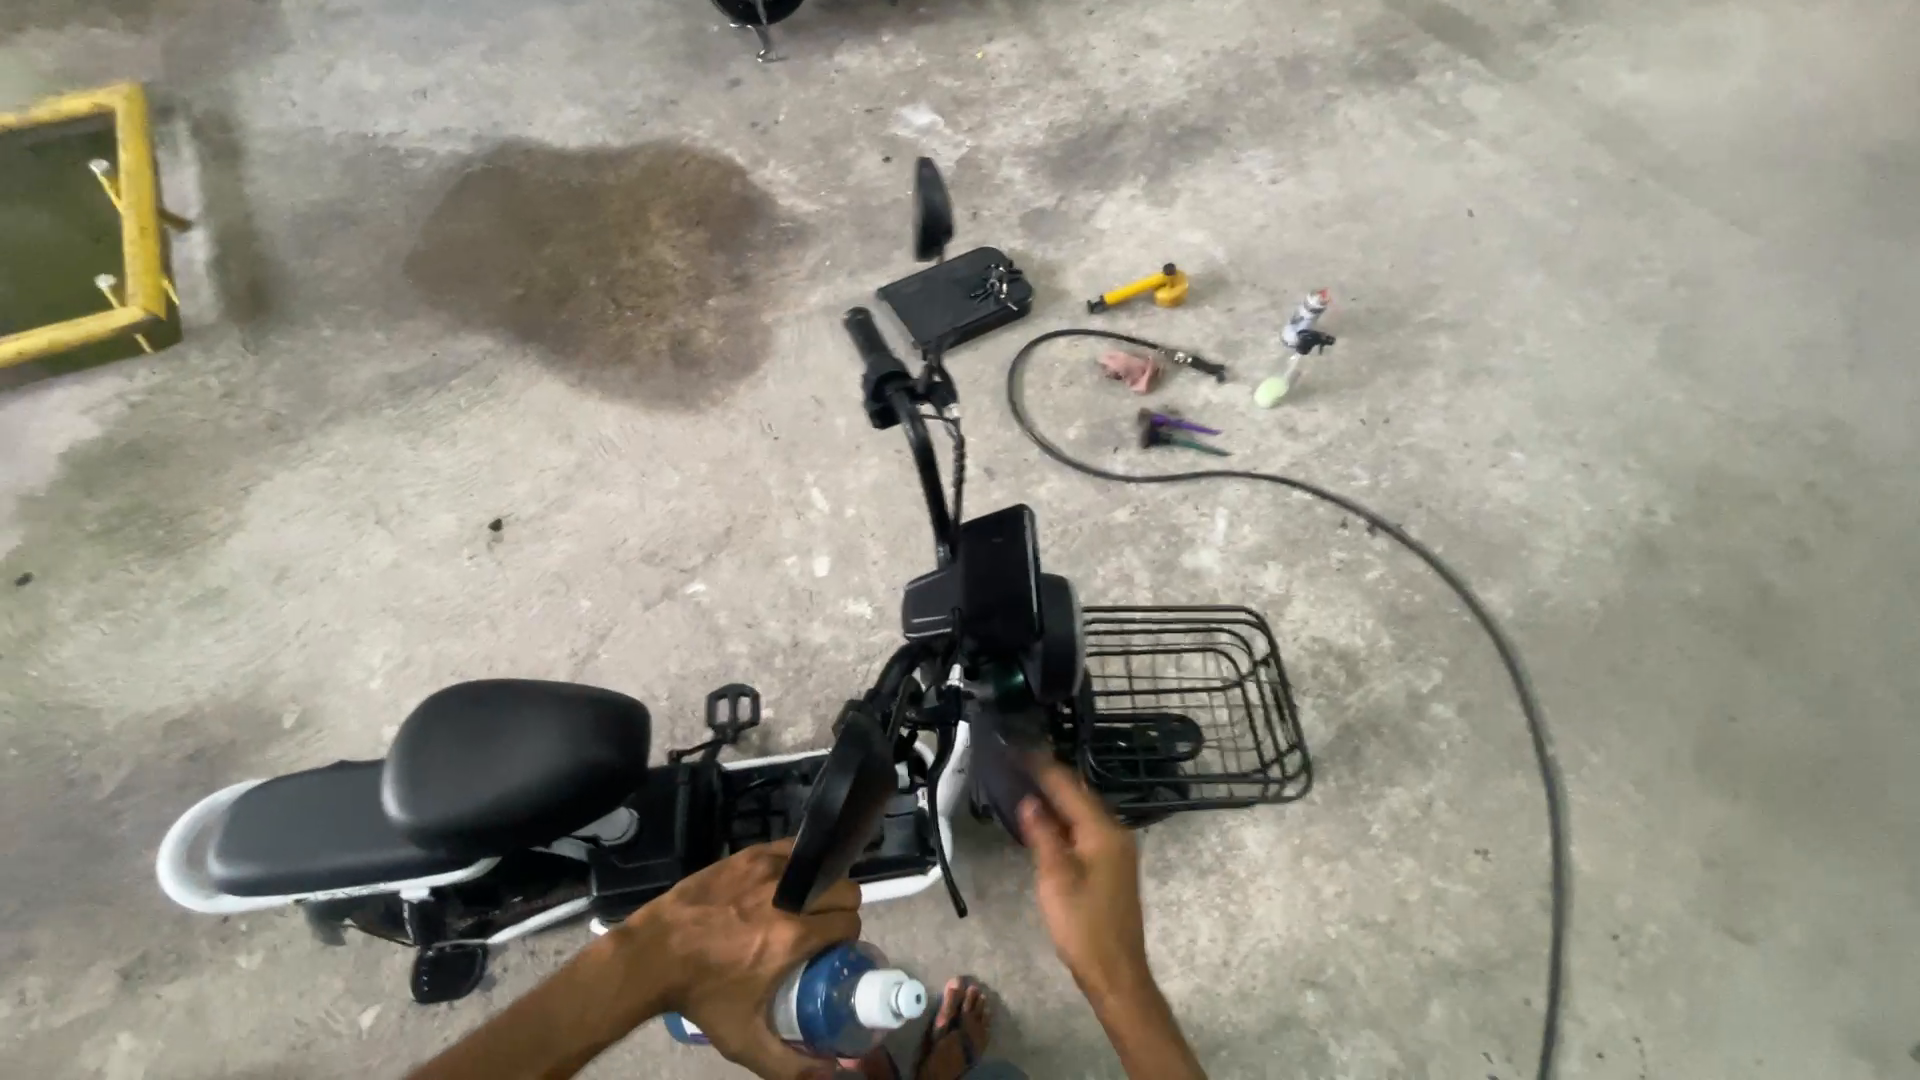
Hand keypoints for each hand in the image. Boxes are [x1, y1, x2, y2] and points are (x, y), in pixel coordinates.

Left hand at [621, 839, 859, 1079]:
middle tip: (819, 929)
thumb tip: (829, 1076)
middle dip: (839, 910)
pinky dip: (798, 864)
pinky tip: (784, 883)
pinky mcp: (752, 853)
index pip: (849, 922)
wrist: (654, 955)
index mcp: (793, 936)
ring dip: (821, 885)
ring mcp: (770, 868)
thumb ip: (788, 1065)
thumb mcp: (743, 1039)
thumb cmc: (701, 996)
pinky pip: (794, 850)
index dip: (845, 937)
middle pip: (844, 890)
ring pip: (822, 866)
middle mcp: (788, 895)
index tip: (831, 949)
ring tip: (800, 907)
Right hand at [1018, 759, 1150, 997]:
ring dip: (1056, 797)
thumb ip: (1043, 834)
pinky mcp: (1111, 864)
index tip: (1017, 748)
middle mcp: (1115, 831)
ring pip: (1082, 811)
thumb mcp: (1055, 878)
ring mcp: (1116, 848)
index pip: (1068, 786)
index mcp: (1103, 830)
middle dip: (1049, 777)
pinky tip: (1046, 820)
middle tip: (1018, 762)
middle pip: (1078, 794)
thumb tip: (1029, 799)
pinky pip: (1085, 827)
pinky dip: (1064, 818)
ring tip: (1026, 782)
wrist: (1116, 973)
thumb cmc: (1083, 926)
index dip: (1042, 766)